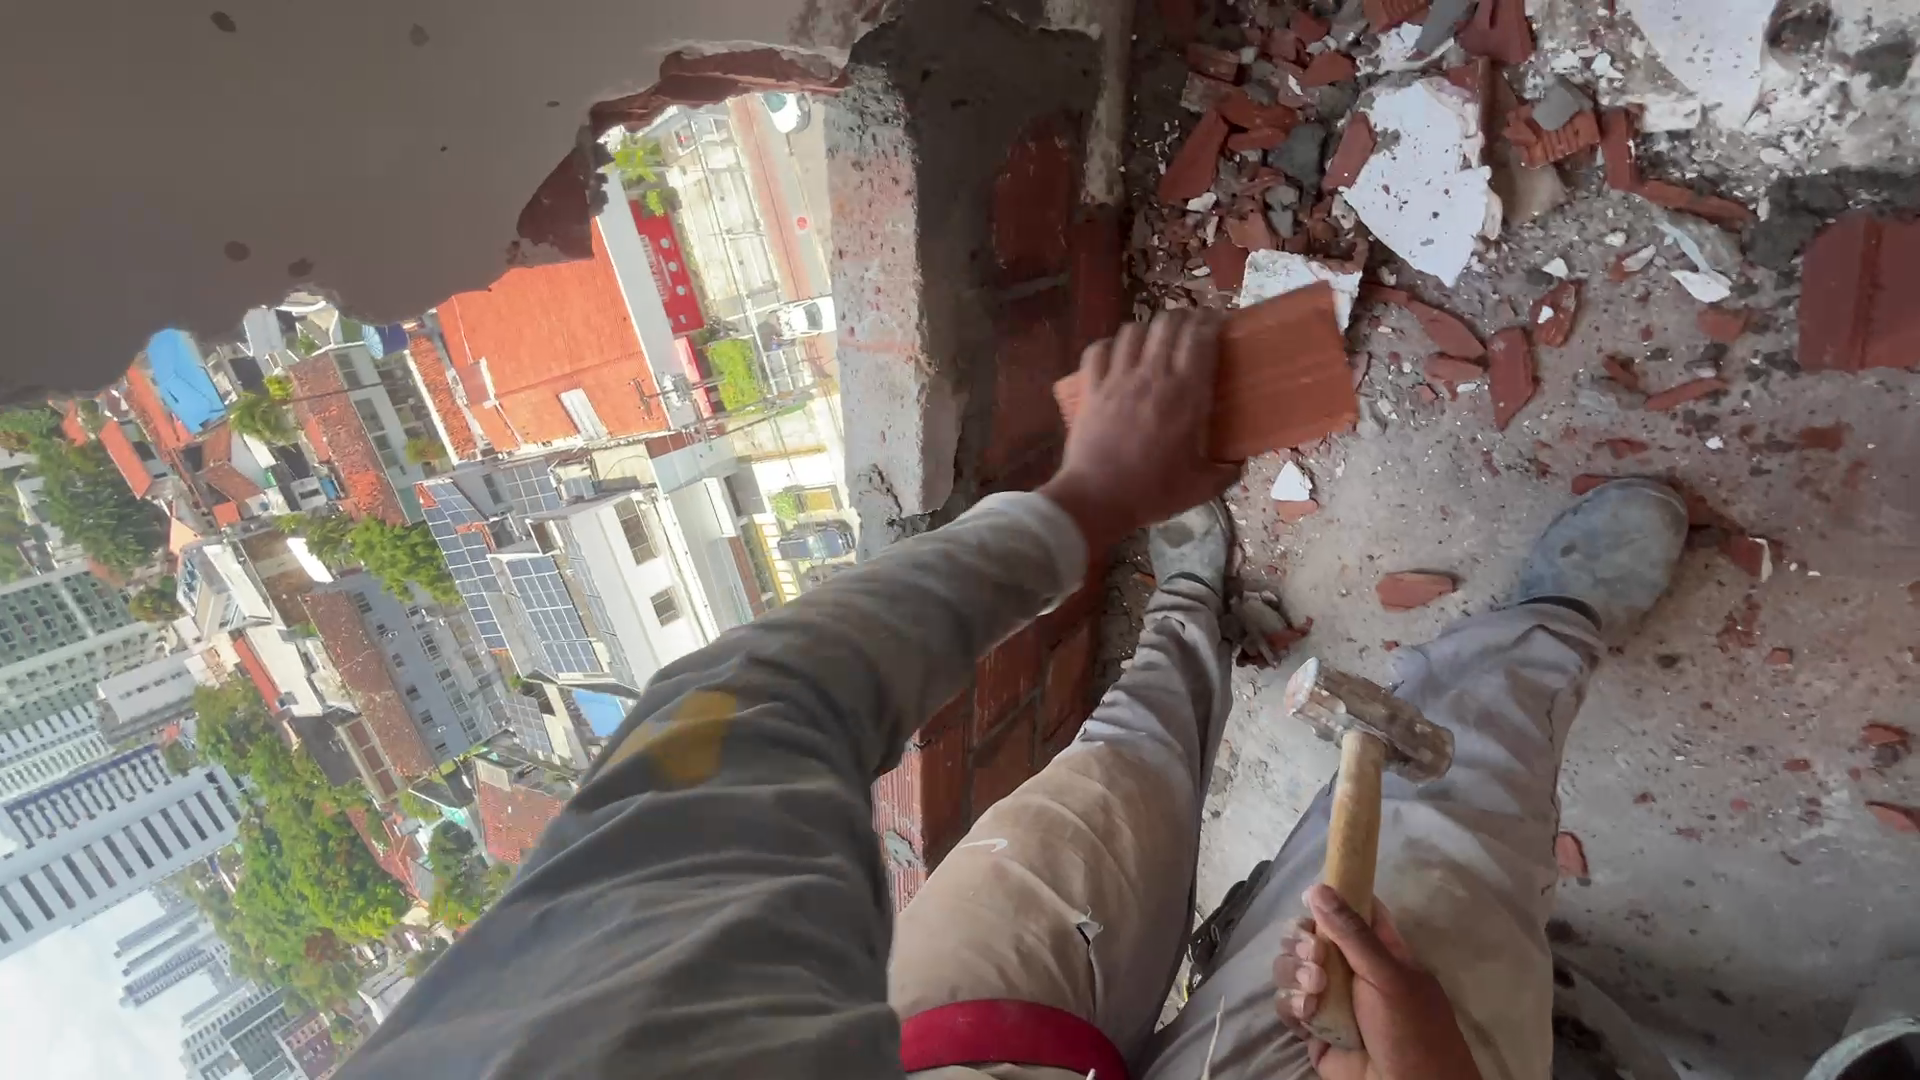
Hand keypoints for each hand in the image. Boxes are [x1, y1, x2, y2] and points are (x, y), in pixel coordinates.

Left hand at [1038, 309, 1240, 552]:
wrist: (1098, 499)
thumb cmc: (1153, 492)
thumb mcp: (1201, 487)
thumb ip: (1226, 472)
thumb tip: (1237, 464)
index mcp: (1187, 394)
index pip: (1201, 337)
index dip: (1210, 321)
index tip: (1216, 323)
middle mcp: (1153, 376)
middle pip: (1168, 323)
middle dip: (1182, 317)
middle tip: (1189, 327)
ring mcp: (1117, 380)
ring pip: (1133, 330)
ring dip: (1147, 329)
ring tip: (1153, 339)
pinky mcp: (1091, 389)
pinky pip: (1097, 351)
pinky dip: (1107, 346)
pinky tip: (1114, 353)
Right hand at [1274, 885, 1482, 1079]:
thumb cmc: (1412, 1034)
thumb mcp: (1389, 977)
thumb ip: (1351, 932)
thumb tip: (1316, 887)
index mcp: (1377, 952)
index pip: (1350, 910)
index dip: (1329, 898)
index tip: (1310, 898)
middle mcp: (1349, 970)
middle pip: (1308, 935)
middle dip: (1302, 940)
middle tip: (1314, 954)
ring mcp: (1329, 998)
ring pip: (1291, 965)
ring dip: (1295, 971)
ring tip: (1314, 988)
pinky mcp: (1313, 1027)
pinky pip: (1286, 1002)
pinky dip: (1291, 1003)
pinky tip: (1307, 1013)